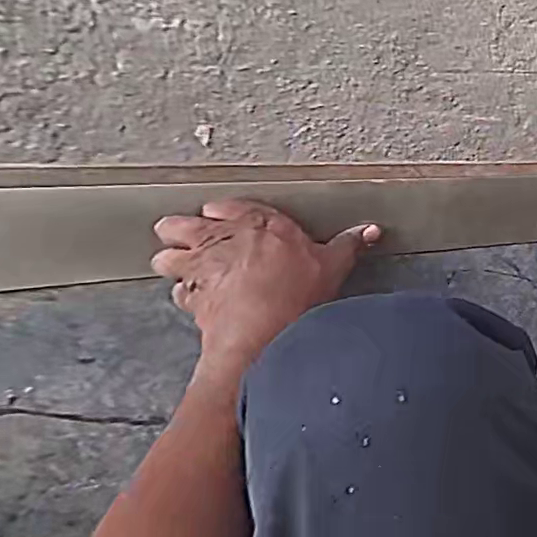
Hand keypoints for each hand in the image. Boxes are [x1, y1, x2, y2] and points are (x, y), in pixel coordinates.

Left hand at [151, 199, 379, 374]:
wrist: (263, 331)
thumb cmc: (295, 292)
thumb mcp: (333, 264)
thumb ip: (349, 244)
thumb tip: (369, 231)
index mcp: (257, 223)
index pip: (228, 206)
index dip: (224, 211)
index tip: (226, 216)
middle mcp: (221, 238)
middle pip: (182, 224)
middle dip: (181, 229)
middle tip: (189, 235)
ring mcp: (198, 267)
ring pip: (167, 255)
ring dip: (171, 259)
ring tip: (178, 263)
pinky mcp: (189, 296)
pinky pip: (176, 290)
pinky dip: (182, 292)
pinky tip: (194, 296)